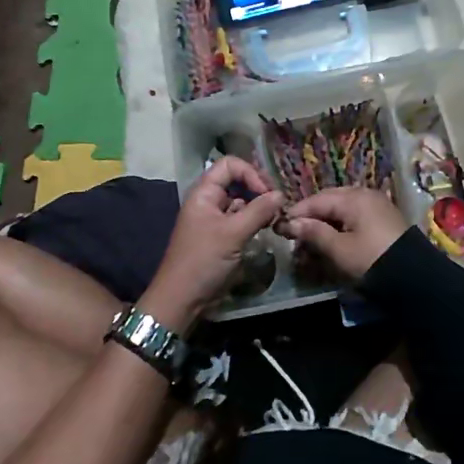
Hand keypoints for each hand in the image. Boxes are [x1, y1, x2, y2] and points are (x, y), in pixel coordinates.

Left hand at [142, 156, 283, 328]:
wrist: (182, 299)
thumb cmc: (203, 261)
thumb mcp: (232, 234)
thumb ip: (258, 211)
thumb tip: (281, 195)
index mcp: (204, 193)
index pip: (230, 165)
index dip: (251, 173)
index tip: (268, 193)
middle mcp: (209, 201)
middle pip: (238, 181)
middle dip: (259, 189)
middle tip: (278, 206)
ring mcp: (215, 219)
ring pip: (242, 202)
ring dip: (260, 207)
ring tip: (276, 218)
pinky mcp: (222, 237)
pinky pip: (241, 220)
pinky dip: (255, 221)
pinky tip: (268, 229)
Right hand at [275, 187, 410, 280]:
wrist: (415, 277)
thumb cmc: (371, 259)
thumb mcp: (339, 249)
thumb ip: (313, 233)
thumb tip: (290, 223)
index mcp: (353, 198)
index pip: (316, 200)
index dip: (296, 214)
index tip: (279, 227)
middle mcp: (365, 195)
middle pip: (329, 201)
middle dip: (311, 217)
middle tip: (295, 235)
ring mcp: (376, 206)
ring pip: (341, 209)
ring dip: (325, 223)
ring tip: (312, 241)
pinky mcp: (383, 219)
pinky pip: (354, 216)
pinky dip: (340, 226)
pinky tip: (332, 240)